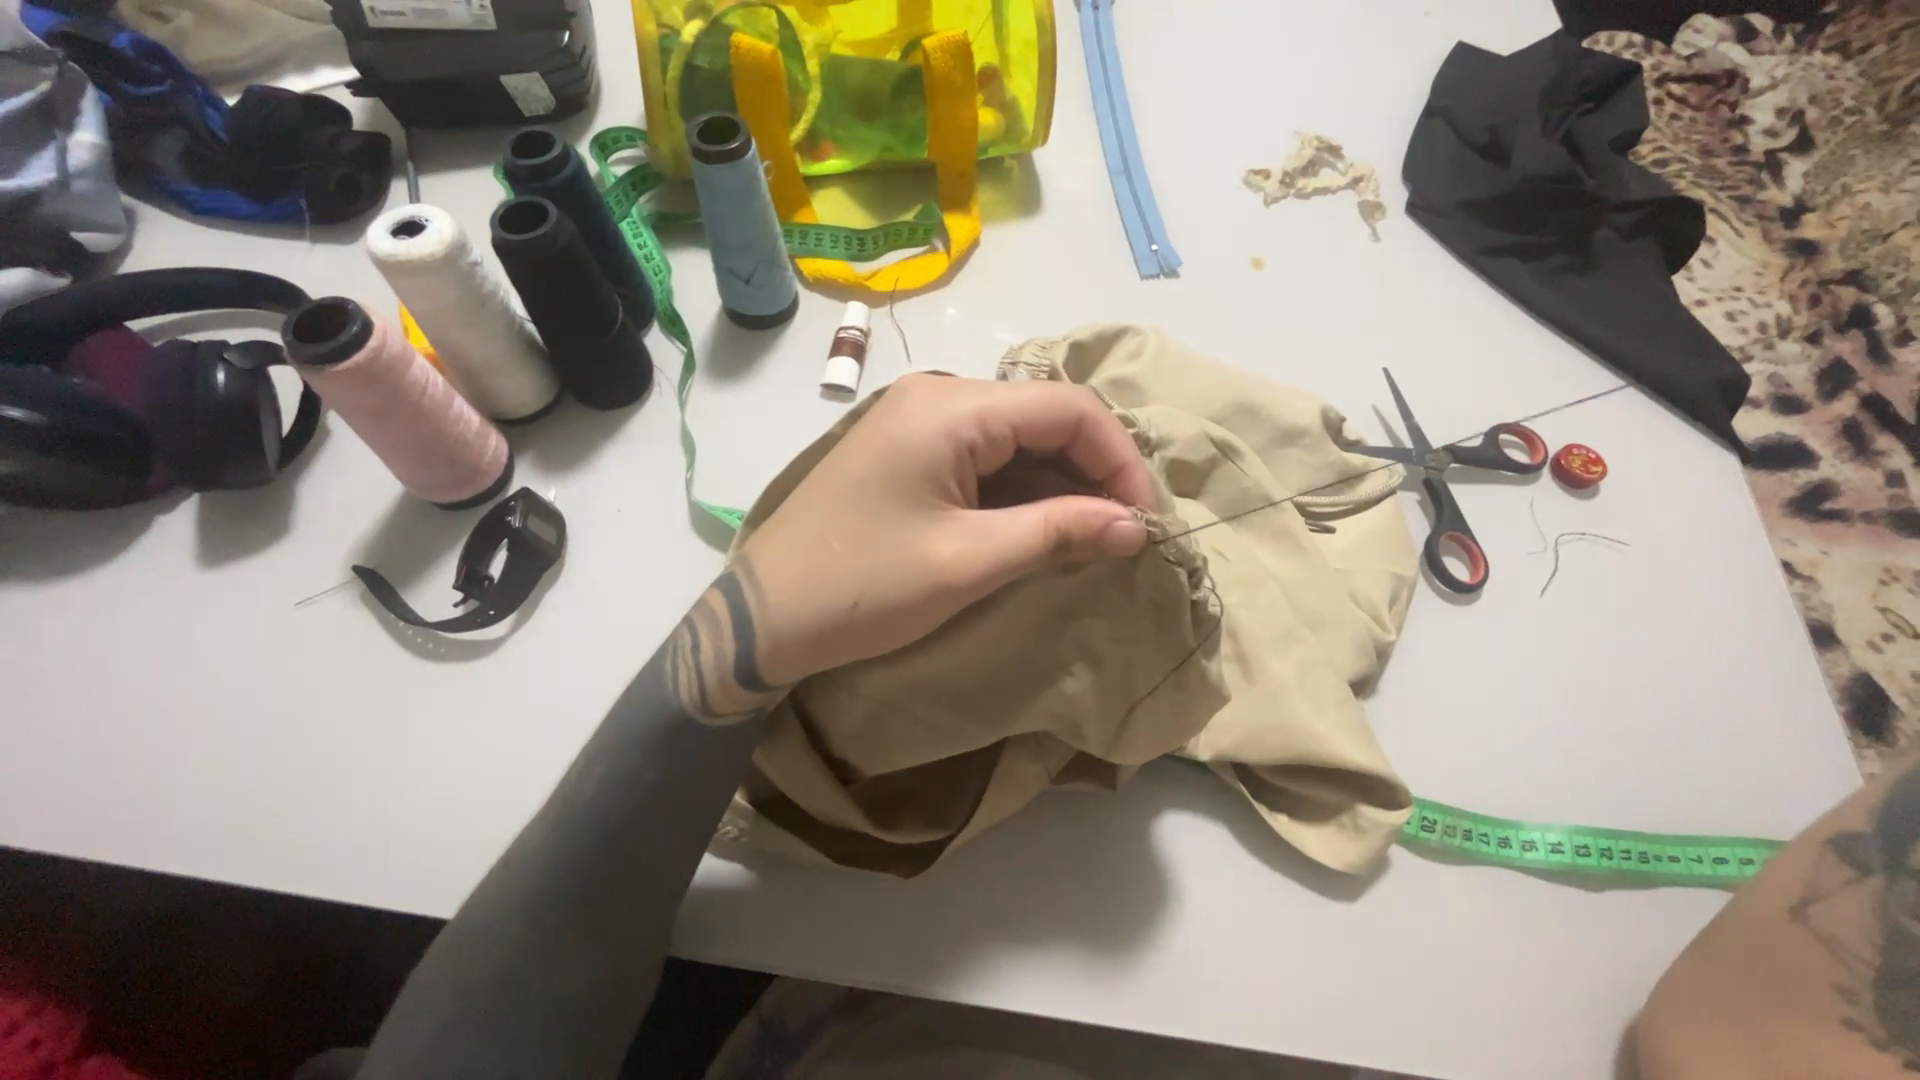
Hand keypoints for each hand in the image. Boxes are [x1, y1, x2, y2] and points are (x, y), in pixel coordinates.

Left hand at [739, 373, 1153, 685]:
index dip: (1119, 459)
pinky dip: (1020, 486)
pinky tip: (1040, 524)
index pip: (1068, 408)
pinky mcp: (906, 450)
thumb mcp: (969, 563)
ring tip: (1091, 534)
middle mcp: (936, 396)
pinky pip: (983, 454)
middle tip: (1122, 530)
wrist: (765, 615)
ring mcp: (916, 420)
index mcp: (951, 408)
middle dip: (1093, 469)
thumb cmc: (864, 588)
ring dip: (1059, 480)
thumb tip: (1135, 526)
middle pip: (1044, 415)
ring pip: (1016, 435)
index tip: (1143, 520)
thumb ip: (1058, 533)